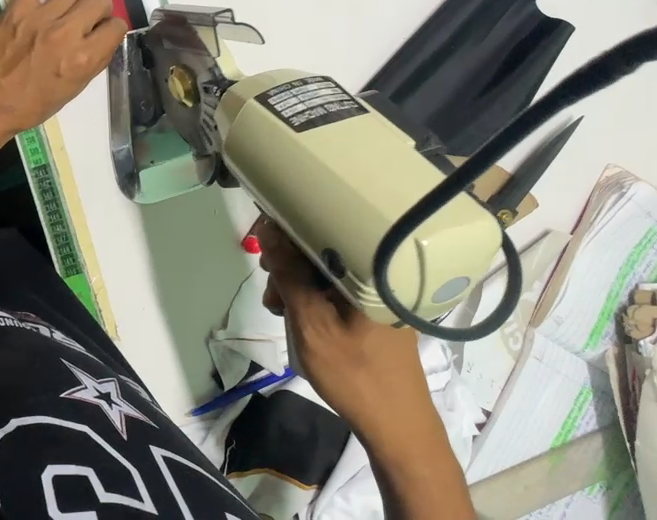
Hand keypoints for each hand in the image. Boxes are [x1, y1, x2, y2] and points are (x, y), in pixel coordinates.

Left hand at [0, 0, 125, 148]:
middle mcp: (65, 34)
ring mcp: (39, 18)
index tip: (107, 29)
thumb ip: (91, 62)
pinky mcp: (16, 10)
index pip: (115, 29)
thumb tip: (103, 39)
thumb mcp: (71, 91)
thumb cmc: (29, 104)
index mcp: (82, 60)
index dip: (114, 27)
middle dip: (104, 5)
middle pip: (98, 2)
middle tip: (98, 10)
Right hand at [256, 219, 439, 448]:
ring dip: (296, 282)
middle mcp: (379, 276)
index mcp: (370, 273)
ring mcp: (379, 295)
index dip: (284, 229)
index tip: (258, 242)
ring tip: (279, 308)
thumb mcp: (310, 322)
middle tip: (270, 288)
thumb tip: (267, 227)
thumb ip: (288, 273)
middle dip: (287, 262)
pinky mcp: (376, 311)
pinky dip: (313, 295)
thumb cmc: (354, 375)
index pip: (320, 228)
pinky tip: (298, 315)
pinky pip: (336, 288)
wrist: (398, 430)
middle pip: (321, 249)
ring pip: (325, 270)